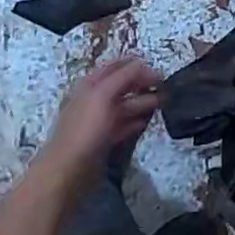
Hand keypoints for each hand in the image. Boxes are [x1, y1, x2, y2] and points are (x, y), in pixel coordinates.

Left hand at [40, 59, 161, 179]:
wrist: (68, 171)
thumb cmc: (85, 129)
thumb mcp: (103, 95)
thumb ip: (123, 77)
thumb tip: (142, 64)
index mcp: (91, 85)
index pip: (116, 66)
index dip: (137, 66)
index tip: (158, 73)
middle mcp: (95, 99)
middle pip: (122, 85)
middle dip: (143, 84)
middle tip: (165, 89)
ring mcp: (99, 121)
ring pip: (125, 106)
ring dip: (143, 102)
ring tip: (162, 104)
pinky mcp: (104, 139)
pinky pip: (123, 125)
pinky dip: (136, 122)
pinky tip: (147, 122)